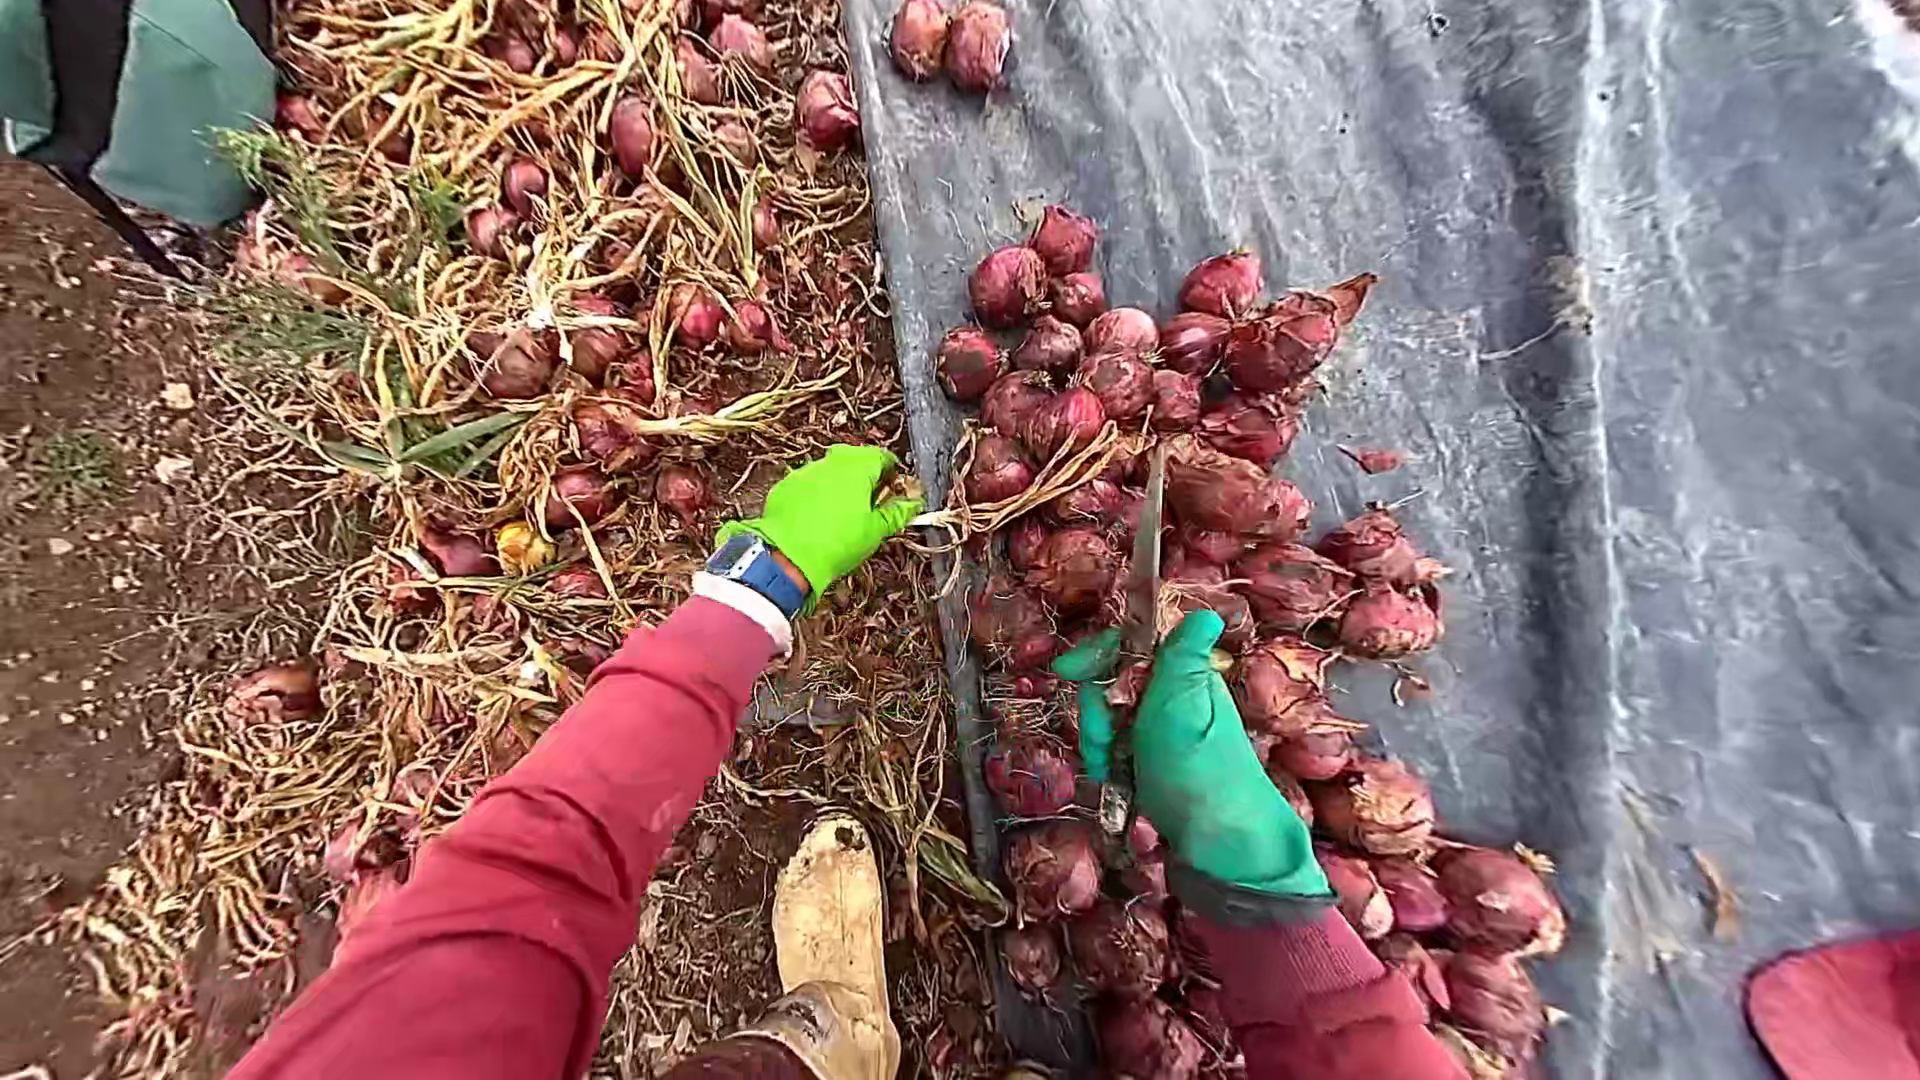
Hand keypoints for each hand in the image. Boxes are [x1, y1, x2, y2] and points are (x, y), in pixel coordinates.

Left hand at [717, 445, 922, 612]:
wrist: (789, 558)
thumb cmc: (837, 544)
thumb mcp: (876, 530)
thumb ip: (898, 512)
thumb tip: (913, 503)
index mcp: (857, 468)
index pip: (882, 456)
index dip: (892, 472)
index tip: (895, 489)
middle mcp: (830, 463)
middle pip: (856, 458)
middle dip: (867, 475)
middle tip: (873, 500)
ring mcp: (805, 473)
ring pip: (830, 469)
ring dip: (841, 483)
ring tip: (846, 512)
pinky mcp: (786, 486)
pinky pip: (809, 483)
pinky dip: (818, 493)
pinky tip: (821, 517)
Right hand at [1054, 611, 1328, 898]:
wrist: (1222, 847)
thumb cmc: (1198, 768)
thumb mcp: (1184, 705)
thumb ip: (1182, 656)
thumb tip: (1206, 613)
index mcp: (1181, 674)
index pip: (1128, 643)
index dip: (1096, 654)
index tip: (1067, 671)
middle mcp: (1170, 696)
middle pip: (1109, 681)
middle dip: (1097, 709)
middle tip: (1105, 739)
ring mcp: (1159, 730)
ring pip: (1107, 716)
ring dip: (1098, 740)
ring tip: (1110, 767)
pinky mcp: (1150, 760)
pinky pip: (1113, 746)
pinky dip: (1106, 760)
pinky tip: (1113, 778)